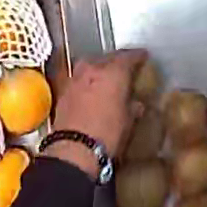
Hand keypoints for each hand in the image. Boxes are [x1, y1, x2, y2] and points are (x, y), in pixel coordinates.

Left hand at [46, 49, 145, 178]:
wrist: (74, 150)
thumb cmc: (107, 135)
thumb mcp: (128, 121)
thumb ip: (133, 106)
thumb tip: (136, 104)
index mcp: (114, 72)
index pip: (129, 56)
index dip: (138, 56)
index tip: (143, 56)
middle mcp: (93, 69)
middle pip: (108, 57)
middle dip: (118, 61)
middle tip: (126, 67)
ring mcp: (76, 78)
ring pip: (91, 65)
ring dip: (100, 69)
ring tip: (107, 78)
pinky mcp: (64, 91)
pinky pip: (79, 79)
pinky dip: (87, 82)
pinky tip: (90, 91)